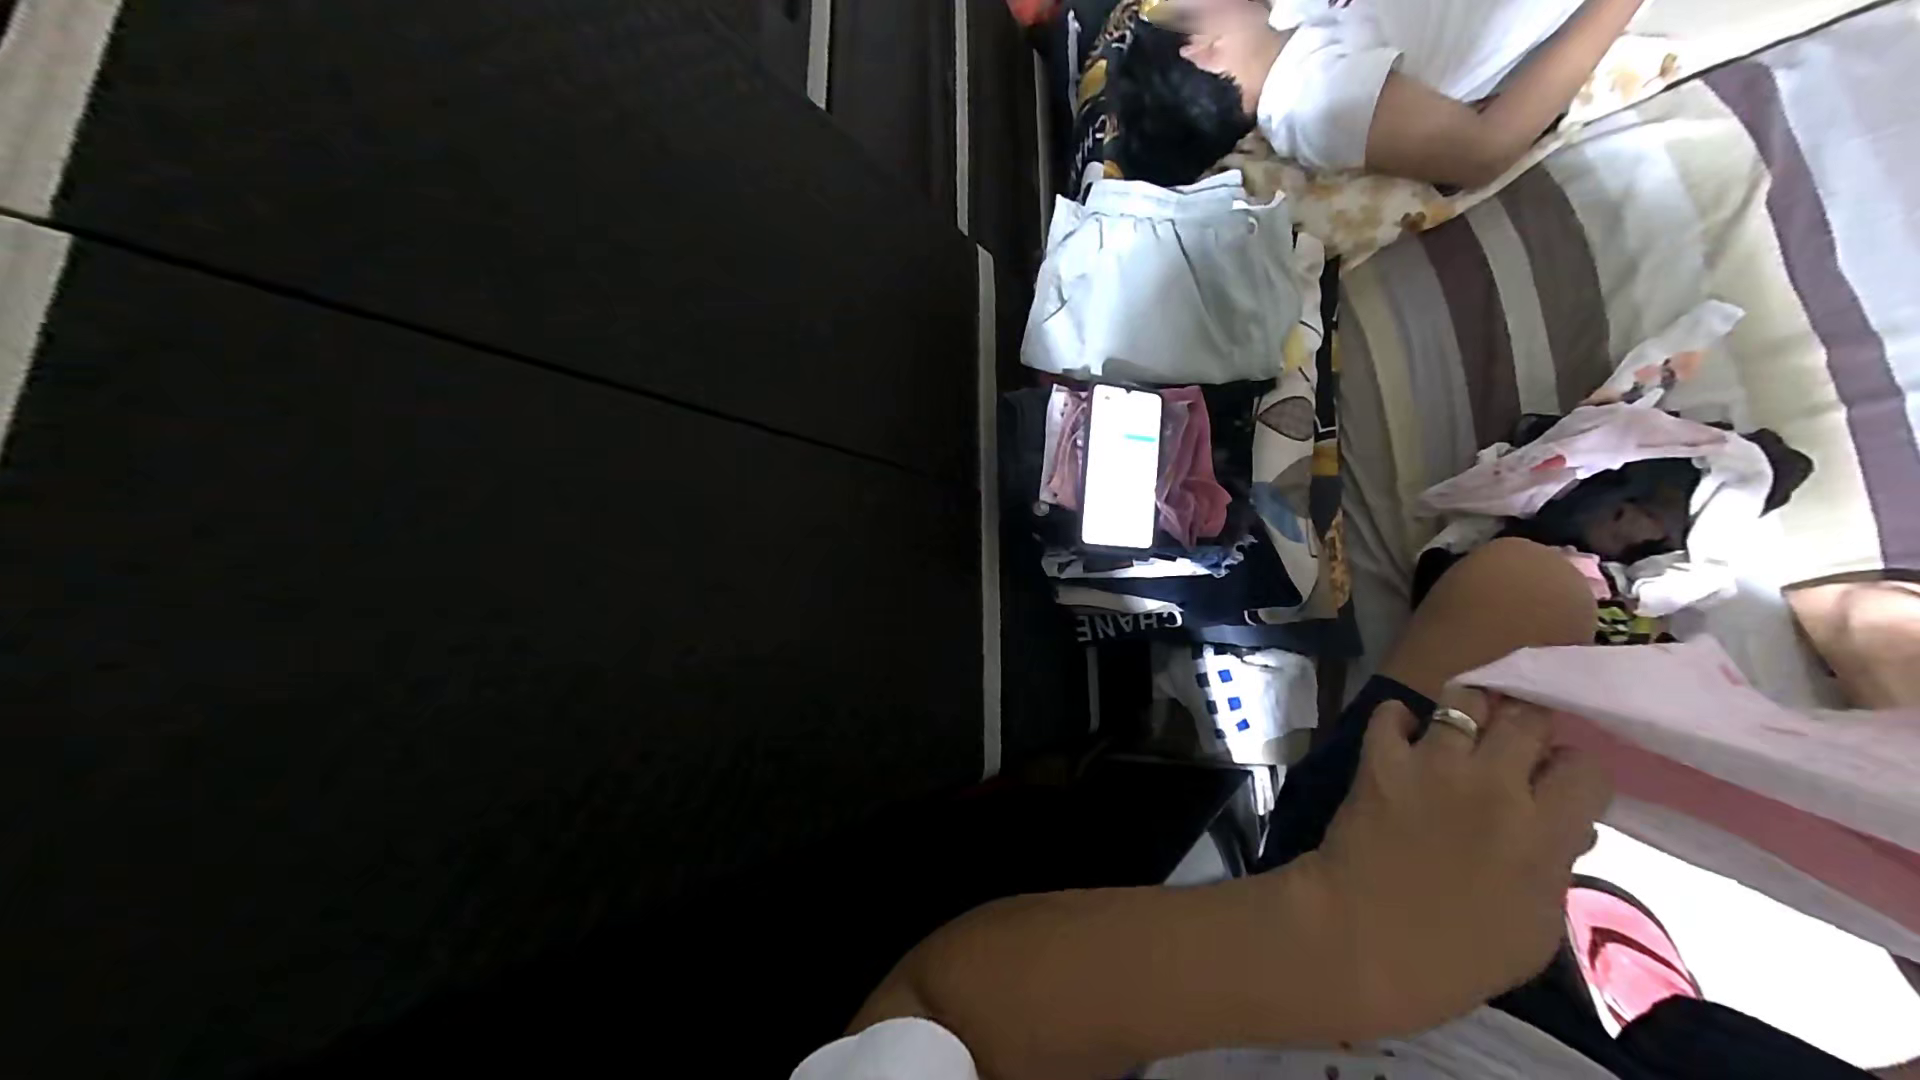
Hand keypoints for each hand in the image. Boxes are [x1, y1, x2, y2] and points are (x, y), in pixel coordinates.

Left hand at [1296, 687, 1612, 1036]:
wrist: (1372, 933)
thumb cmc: (1466, 946)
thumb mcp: (1540, 918)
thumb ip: (1558, 861)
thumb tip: (1569, 825)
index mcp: (1544, 829)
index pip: (1585, 767)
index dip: (1572, 769)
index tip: (1557, 777)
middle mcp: (1492, 784)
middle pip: (1525, 720)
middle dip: (1524, 725)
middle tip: (1510, 741)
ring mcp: (1432, 765)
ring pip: (1462, 703)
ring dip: (1465, 712)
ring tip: (1459, 728)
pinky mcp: (1379, 760)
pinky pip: (1390, 714)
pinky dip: (1397, 718)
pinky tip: (1402, 735)